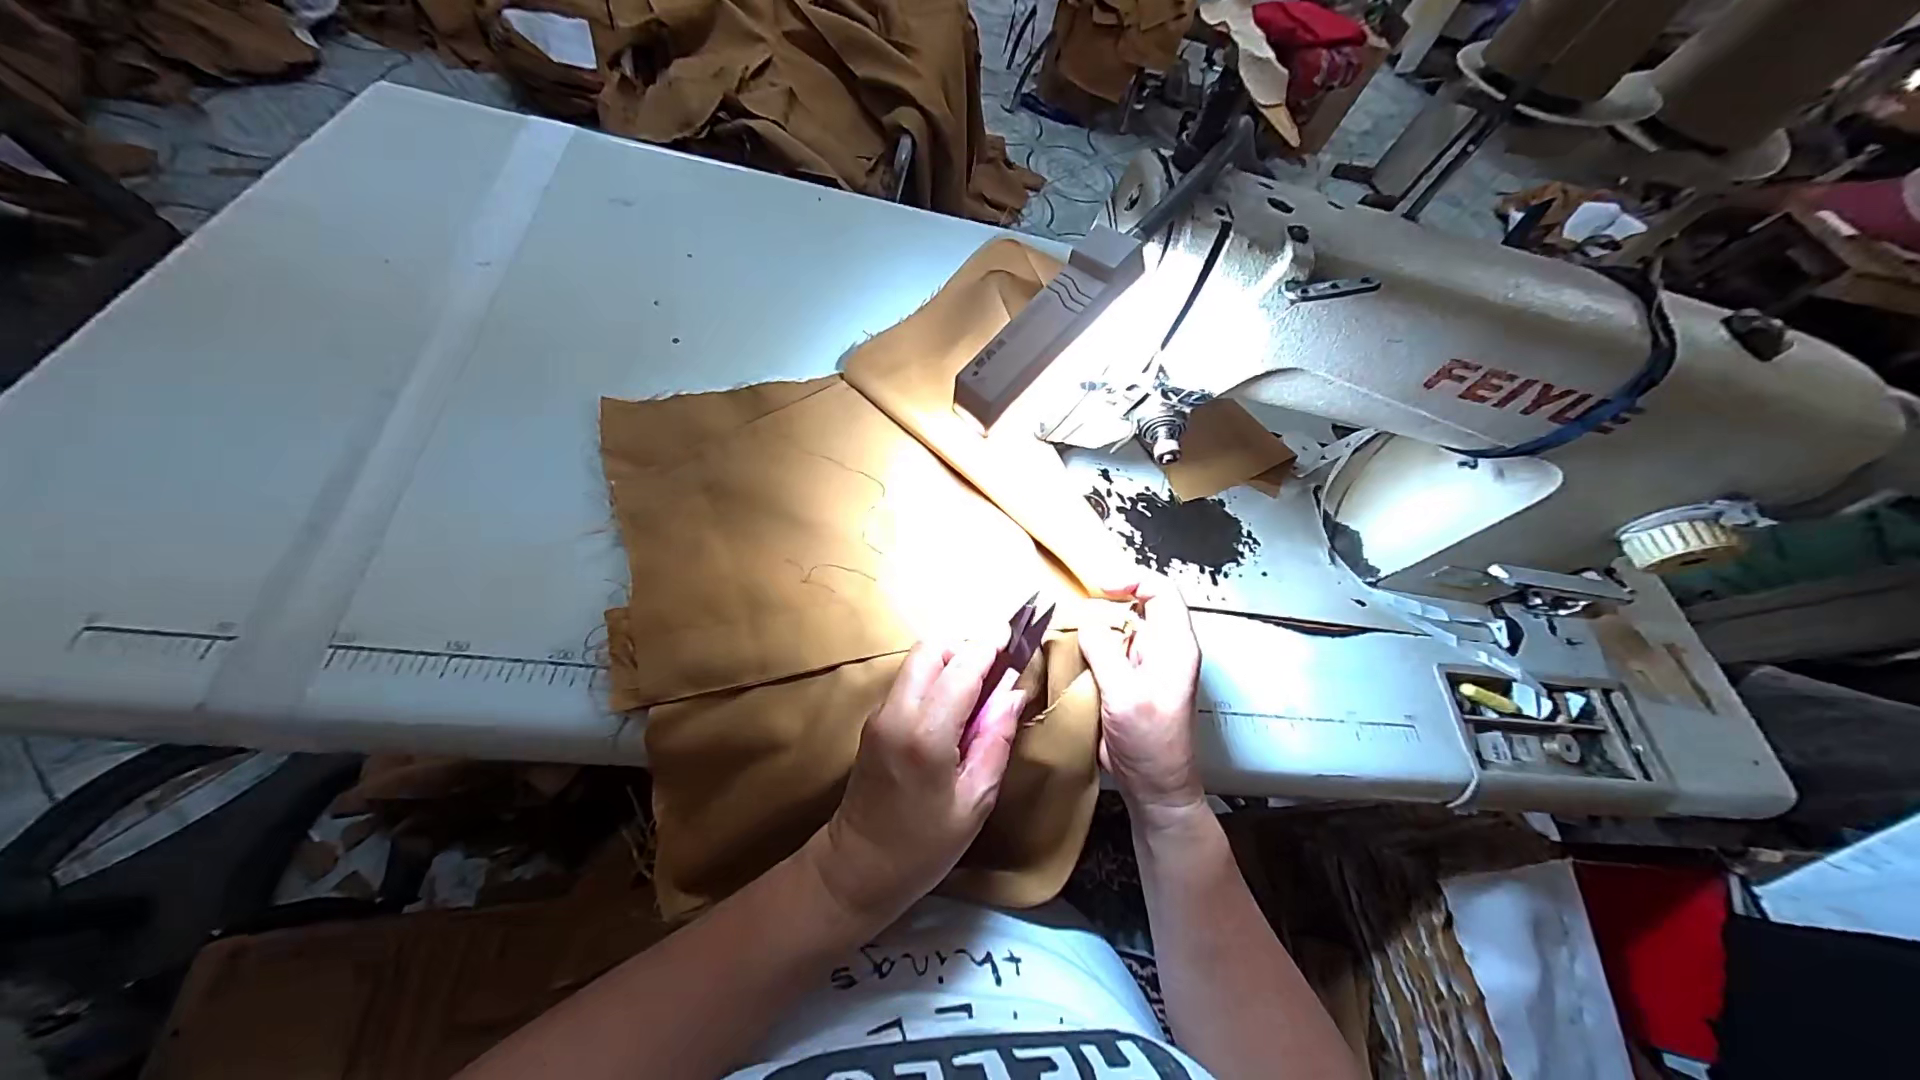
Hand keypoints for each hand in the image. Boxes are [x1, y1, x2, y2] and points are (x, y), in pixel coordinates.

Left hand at [810, 641, 1025, 925]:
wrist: (857, 868)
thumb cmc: (923, 847)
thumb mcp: (974, 800)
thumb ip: (996, 740)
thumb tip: (1013, 694)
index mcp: (925, 735)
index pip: (961, 668)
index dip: (990, 646)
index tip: (1014, 633)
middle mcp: (897, 713)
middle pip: (931, 649)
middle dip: (967, 646)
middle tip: (998, 665)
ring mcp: (880, 714)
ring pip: (918, 661)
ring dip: (951, 659)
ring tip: (983, 686)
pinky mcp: (875, 721)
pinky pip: (911, 681)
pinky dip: (937, 677)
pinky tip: (958, 705)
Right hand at [1078, 573, 1203, 821]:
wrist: (1153, 785)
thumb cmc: (1152, 744)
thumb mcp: (1124, 694)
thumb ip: (1104, 652)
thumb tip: (1086, 621)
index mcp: (1175, 646)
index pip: (1161, 591)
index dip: (1132, 579)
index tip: (1100, 585)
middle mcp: (1162, 649)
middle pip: (1138, 604)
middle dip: (1106, 600)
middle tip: (1078, 604)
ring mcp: (1144, 664)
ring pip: (1120, 626)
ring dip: (1096, 624)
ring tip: (1071, 626)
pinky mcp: (1127, 678)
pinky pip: (1108, 649)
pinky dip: (1090, 644)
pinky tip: (1072, 651)